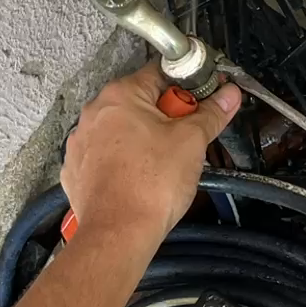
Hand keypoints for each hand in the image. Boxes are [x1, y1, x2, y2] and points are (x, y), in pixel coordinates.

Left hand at [60, 64, 241, 244]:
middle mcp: (95, 114)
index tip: (203, 99)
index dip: (188, 85)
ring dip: (145, 138)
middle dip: (168, 116)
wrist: (119, 233)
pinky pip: (107, 154)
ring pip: (123, 129)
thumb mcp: (192, 142)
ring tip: (165, 163)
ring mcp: (82, 142)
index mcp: (120, 96)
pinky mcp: (78, 170)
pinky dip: (125, 160)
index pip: (160, 72)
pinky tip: (142, 176)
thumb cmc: (148, 188)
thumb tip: (227, 96)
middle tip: (188, 137)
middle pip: (141, 101)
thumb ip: (211, 113)